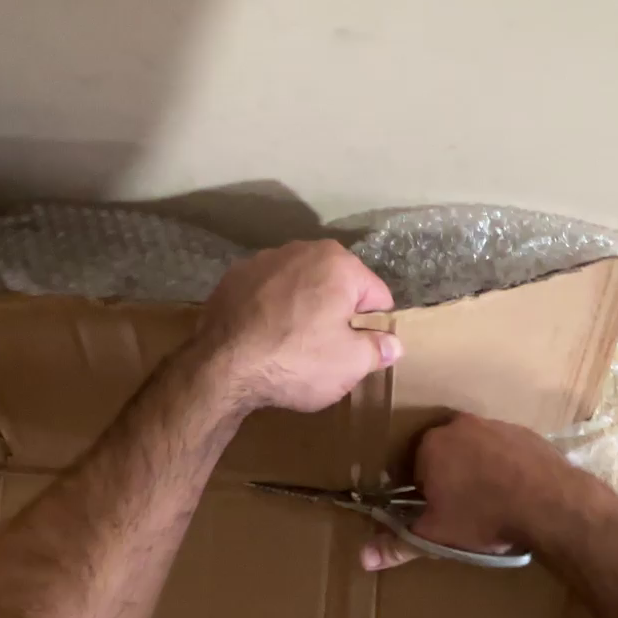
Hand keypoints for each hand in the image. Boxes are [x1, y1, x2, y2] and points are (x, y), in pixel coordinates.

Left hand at [196, 240, 400, 413]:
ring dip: (304, 310)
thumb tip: (395, 344)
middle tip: (326, 351)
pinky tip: (265, 339)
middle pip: (336, 286)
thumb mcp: (350, 364)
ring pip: (300, 288)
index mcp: (339, 264)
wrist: (222, 367)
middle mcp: (302, 249)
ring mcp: (263, 261)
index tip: (361, 351)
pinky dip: (272, 312)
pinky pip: (267, 295)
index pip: (376, 296)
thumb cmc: (297, 361)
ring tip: (293, 347)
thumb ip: (379, 350)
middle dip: (337, 315)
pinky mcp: (233, 278)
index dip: (374, 327)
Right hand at [361, 414, 583, 570]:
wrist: (551, 504)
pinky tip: (513, 493)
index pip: (410, 467)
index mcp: (430, 445)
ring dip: (475, 471)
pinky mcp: (525, 432)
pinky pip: (503, 450)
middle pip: (442, 455)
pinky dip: (503, 468)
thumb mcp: (435, 535)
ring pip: (473, 450)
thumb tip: (363, 559)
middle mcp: (459, 425)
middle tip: (460, 510)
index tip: (433, 512)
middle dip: (447, 479)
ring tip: (489, 504)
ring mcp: (495, 425)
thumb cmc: (484, 517)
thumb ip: (397, 545)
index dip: (419, 493)